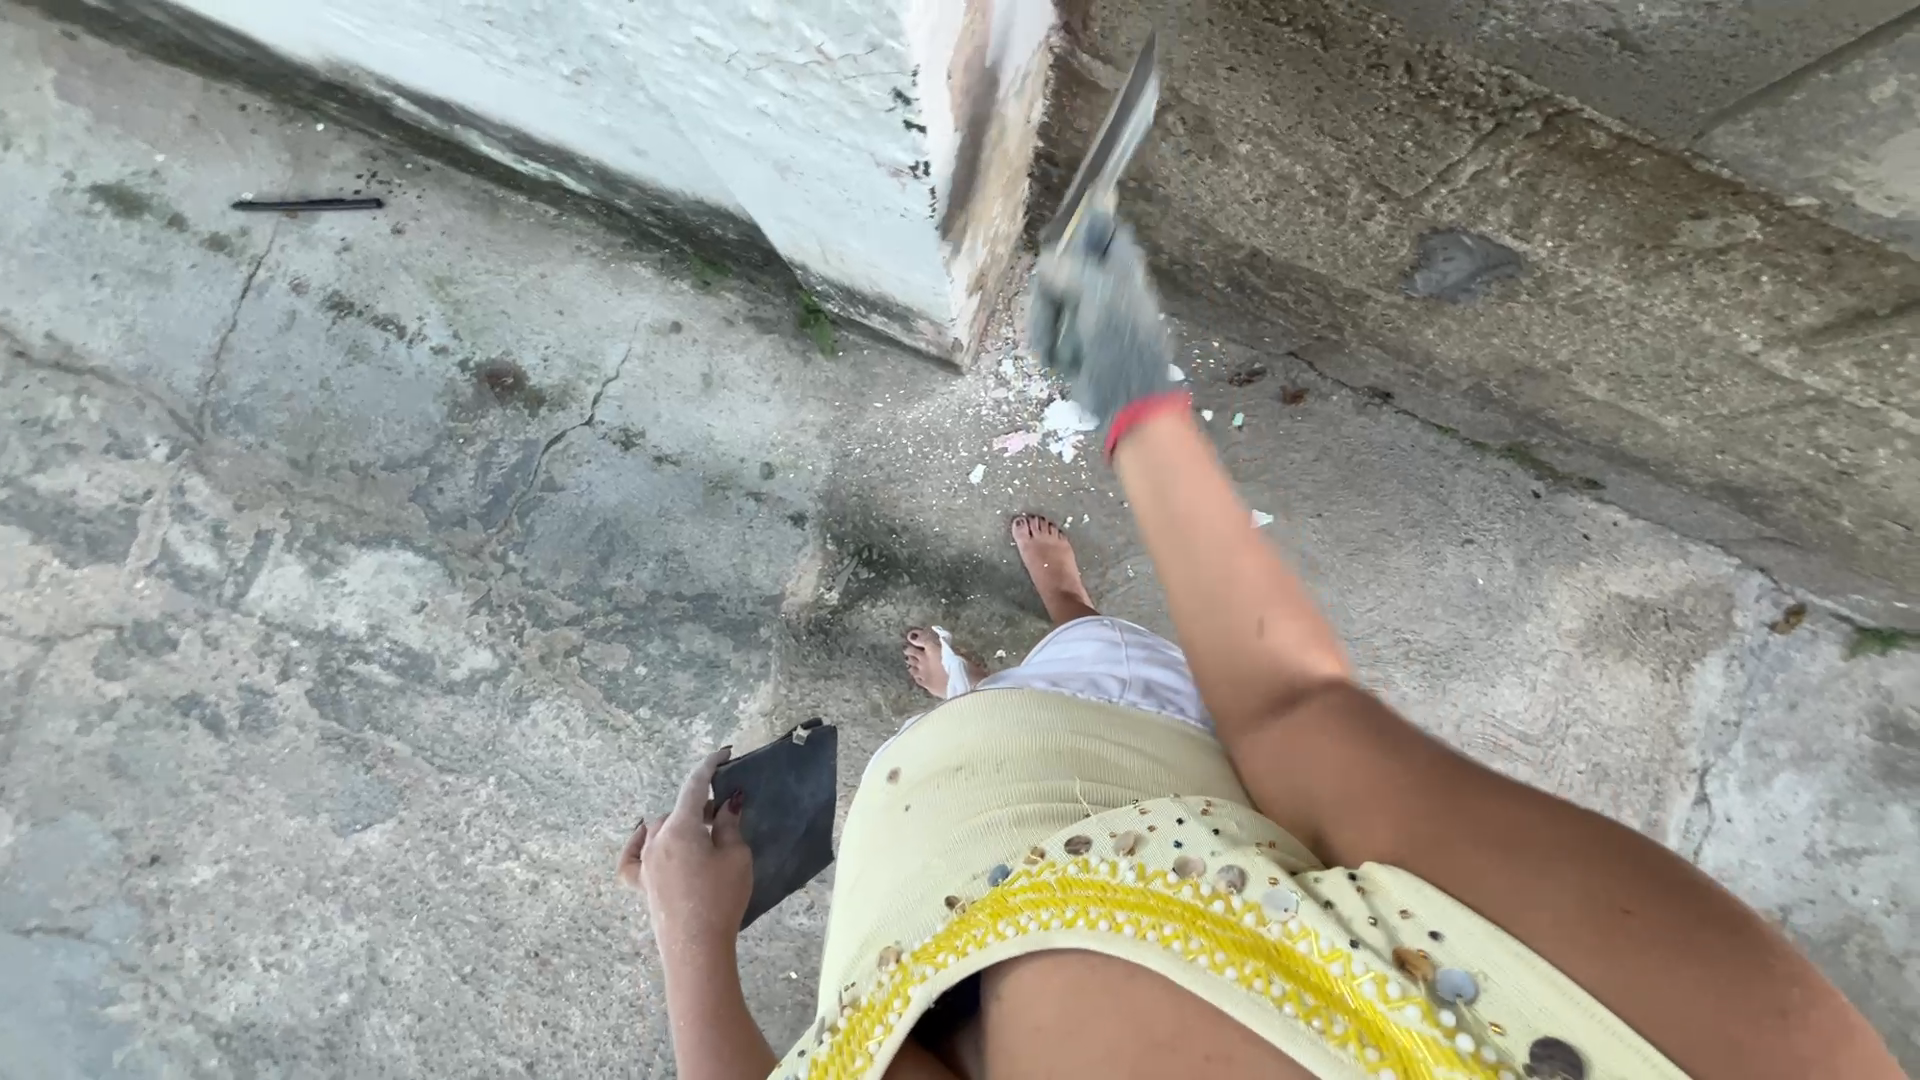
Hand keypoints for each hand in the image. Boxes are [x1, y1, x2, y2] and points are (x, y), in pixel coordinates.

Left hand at [617, 749, 752, 955]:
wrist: (697, 950)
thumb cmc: (721, 899)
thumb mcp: (737, 856)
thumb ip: (731, 825)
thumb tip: (728, 805)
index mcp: (681, 827)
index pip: (695, 785)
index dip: (710, 765)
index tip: (725, 753)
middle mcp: (657, 840)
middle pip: (679, 809)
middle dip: (703, 805)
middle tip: (728, 814)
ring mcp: (646, 863)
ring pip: (659, 828)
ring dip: (681, 823)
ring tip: (705, 834)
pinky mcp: (643, 885)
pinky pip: (632, 857)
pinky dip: (639, 843)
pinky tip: (647, 840)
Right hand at [1028, 213, 1178, 430]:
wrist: (1123, 397)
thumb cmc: (1121, 344)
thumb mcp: (1100, 297)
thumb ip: (1073, 272)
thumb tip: (1045, 260)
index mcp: (1121, 269)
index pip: (1104, 231)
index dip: (1083, 228)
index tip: (1059, 242)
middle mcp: (1103, 286)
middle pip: (1062, 267)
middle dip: (1048, 291)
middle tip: (1045, 307)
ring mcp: (1085, 315)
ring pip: (1048, 300)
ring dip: (1043, 325)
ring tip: (1049, 350)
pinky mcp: (1071, 340)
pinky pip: (1046, 329)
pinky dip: (1045, 344)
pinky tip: (1053, 359)